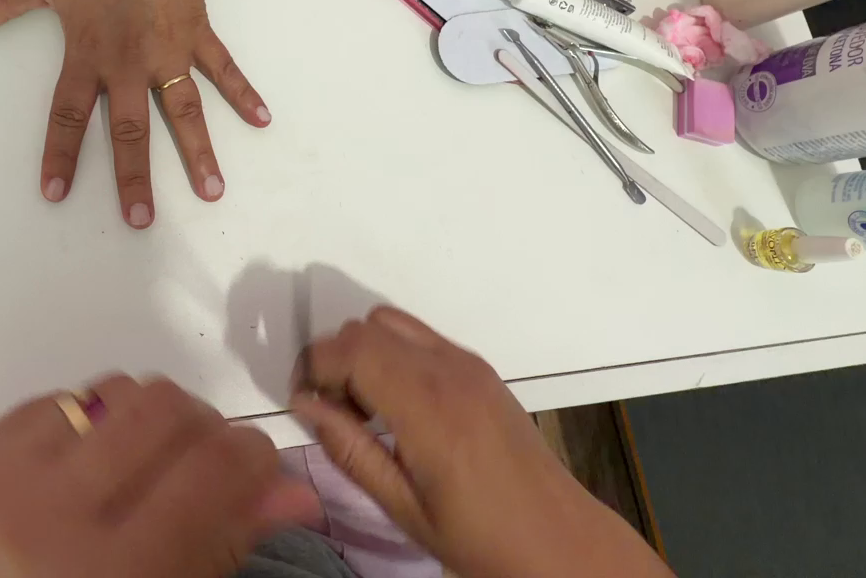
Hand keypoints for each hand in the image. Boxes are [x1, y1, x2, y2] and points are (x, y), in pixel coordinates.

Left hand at [0, 0, 269, 228]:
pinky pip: (223, 69)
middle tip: (140, 220)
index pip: (70, 116)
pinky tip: (264, 120)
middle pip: (132, 130)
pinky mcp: (198, 34)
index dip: (61, 156)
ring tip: (212, 192)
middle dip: (134, 178)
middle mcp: (130, 64)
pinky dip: (243, 93)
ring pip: (184, 112)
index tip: (55, 195)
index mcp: (89, 55)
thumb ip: (1, 4)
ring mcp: (170, 52)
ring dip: (199, 152)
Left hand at [0, 375, 318, 577]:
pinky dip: (87, 419)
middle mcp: (51, 513)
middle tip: (203, 456)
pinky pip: (58, 396)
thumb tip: (293, 488)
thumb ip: (224, 547)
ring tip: (140, 462)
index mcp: (109, 576)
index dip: (252, 454)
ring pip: (113, 386)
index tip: (259, 460)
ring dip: (143, 416)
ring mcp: (3, 476)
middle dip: (200, 422)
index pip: (209, 472)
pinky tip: (85, 462)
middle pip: (161, 407)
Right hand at [294, 308, 674, 577]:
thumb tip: (305, 405)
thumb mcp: (403, 507)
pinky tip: (399, 402)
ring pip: (388, 321)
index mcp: (426, 405)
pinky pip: (417, 334)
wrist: (563, 544)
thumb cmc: (480, 538)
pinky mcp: (478, 365)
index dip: (313, 366)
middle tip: (334, 411)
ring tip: (367, 405)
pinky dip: (391, 352)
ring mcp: (465, 361)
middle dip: (334, 359)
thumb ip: (349, 449)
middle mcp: (445, 367)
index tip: (303, 401)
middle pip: (363, 327)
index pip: (349, 349)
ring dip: (362, 350)